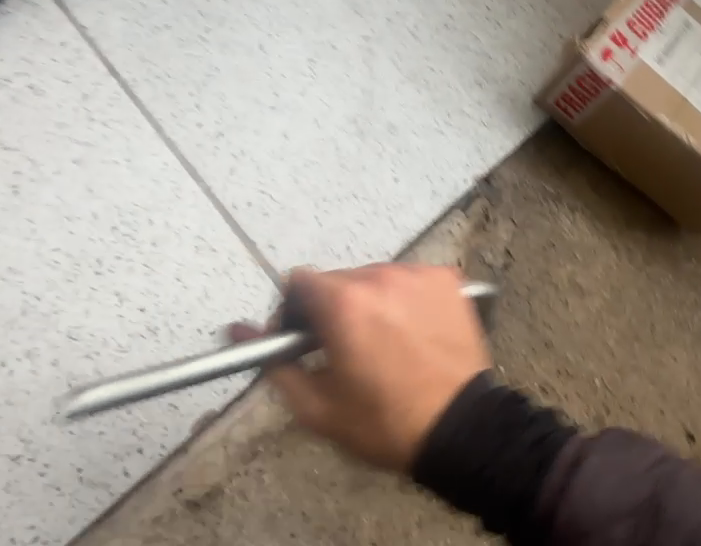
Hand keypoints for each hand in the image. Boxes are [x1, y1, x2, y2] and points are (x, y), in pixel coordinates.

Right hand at [230, 264, 490, 471]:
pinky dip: (406, 299)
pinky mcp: (448, 278)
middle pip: (339, 280)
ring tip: (384, 343)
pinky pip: (412, 280)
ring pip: (377, 278)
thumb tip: (240, 331)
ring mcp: (417, 273)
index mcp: (342, 303)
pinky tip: (413, 332)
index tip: (302, 337)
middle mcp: (379, 275)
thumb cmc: (383, 421)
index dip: (294, 309)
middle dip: (333, 309)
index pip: (300, 282)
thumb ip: (276, 365)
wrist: (459, 427)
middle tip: (344, 348)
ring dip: (370, 303)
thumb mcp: (317, 407)